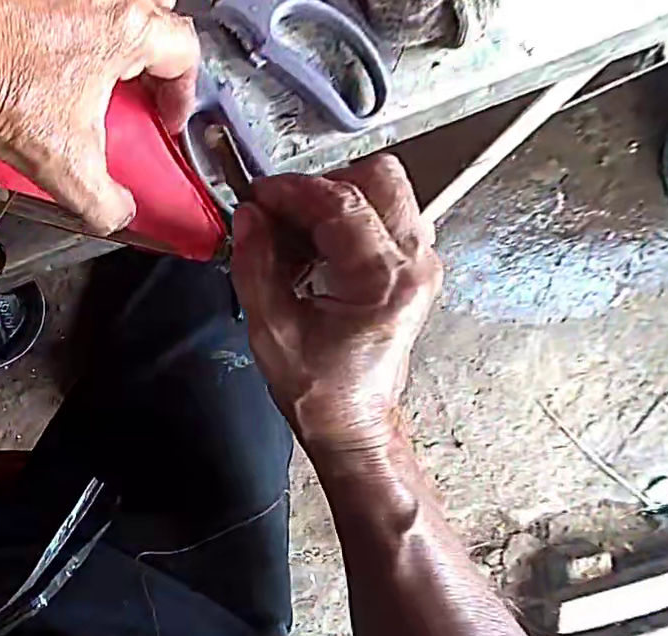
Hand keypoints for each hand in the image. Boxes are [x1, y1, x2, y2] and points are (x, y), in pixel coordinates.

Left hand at [0, 0, 199, 232]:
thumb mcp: (69, 170)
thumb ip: (107, 203)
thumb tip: (119, 215)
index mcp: (124, 28)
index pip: (183, 50)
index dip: (183, 92)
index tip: (166, 119)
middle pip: (152, 11)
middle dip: (150, 54)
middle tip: (134, 92)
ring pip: (107, 5)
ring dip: (107, 39)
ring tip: (89, 80)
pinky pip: (62, 7)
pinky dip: (64, 31)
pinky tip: (44, 63)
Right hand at [230, 154, 442, 454]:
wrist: (350, 423)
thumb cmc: (319, 392)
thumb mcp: (272, 332)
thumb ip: (256, 269)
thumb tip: (248, 221)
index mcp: (384, 281)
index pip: (340, 205)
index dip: (292, 193)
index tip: (258, 196)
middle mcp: (414, 265)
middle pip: (377, 180)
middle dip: (319, 188)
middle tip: (278, 213)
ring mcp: (420, 265)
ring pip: (384, 195)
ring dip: (332, 205)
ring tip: (293, 238)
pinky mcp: (413, 271)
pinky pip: (384, 221)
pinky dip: (345, 224)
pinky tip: (313, 252)